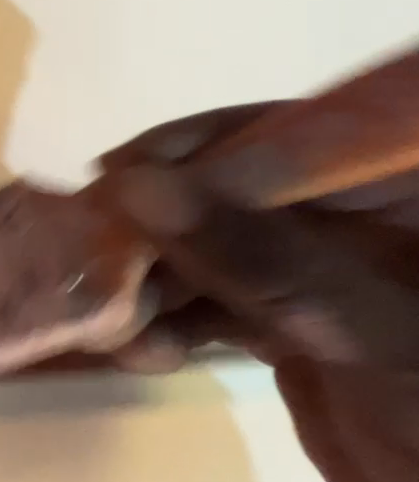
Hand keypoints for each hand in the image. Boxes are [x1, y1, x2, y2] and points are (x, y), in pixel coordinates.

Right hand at [96, 102, 418, 481]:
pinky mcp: (298, 320)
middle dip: (165, 219)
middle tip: (95, 241)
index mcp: (415, 198)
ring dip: (154, 277)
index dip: (210, 142)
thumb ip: (262, 257)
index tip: (124, 171)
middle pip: (241, 188)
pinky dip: (170, 319)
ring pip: (215, 243)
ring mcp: (333, 274)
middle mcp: (373, 224)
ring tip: (112, 311)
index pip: (309, 134)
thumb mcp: (381, 338)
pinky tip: (142, 347)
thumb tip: (131, 184)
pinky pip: (214, 296)